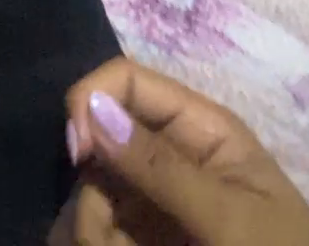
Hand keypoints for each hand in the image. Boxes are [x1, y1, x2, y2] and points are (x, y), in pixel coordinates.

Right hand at [52, 58, 308, 245]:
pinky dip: (99, 243)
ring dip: (94, 226)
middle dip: (92, 182)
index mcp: (198, 127)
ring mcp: (148, 198)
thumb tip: (93, 105)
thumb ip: (161, 166)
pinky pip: (94, 226)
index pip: (128, 79)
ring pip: (88, 188)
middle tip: (110, 234)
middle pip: (97, 135)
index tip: (78, 150)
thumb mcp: (230, 218)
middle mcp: (165, 153)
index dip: (91, 97)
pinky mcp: (135, 235)